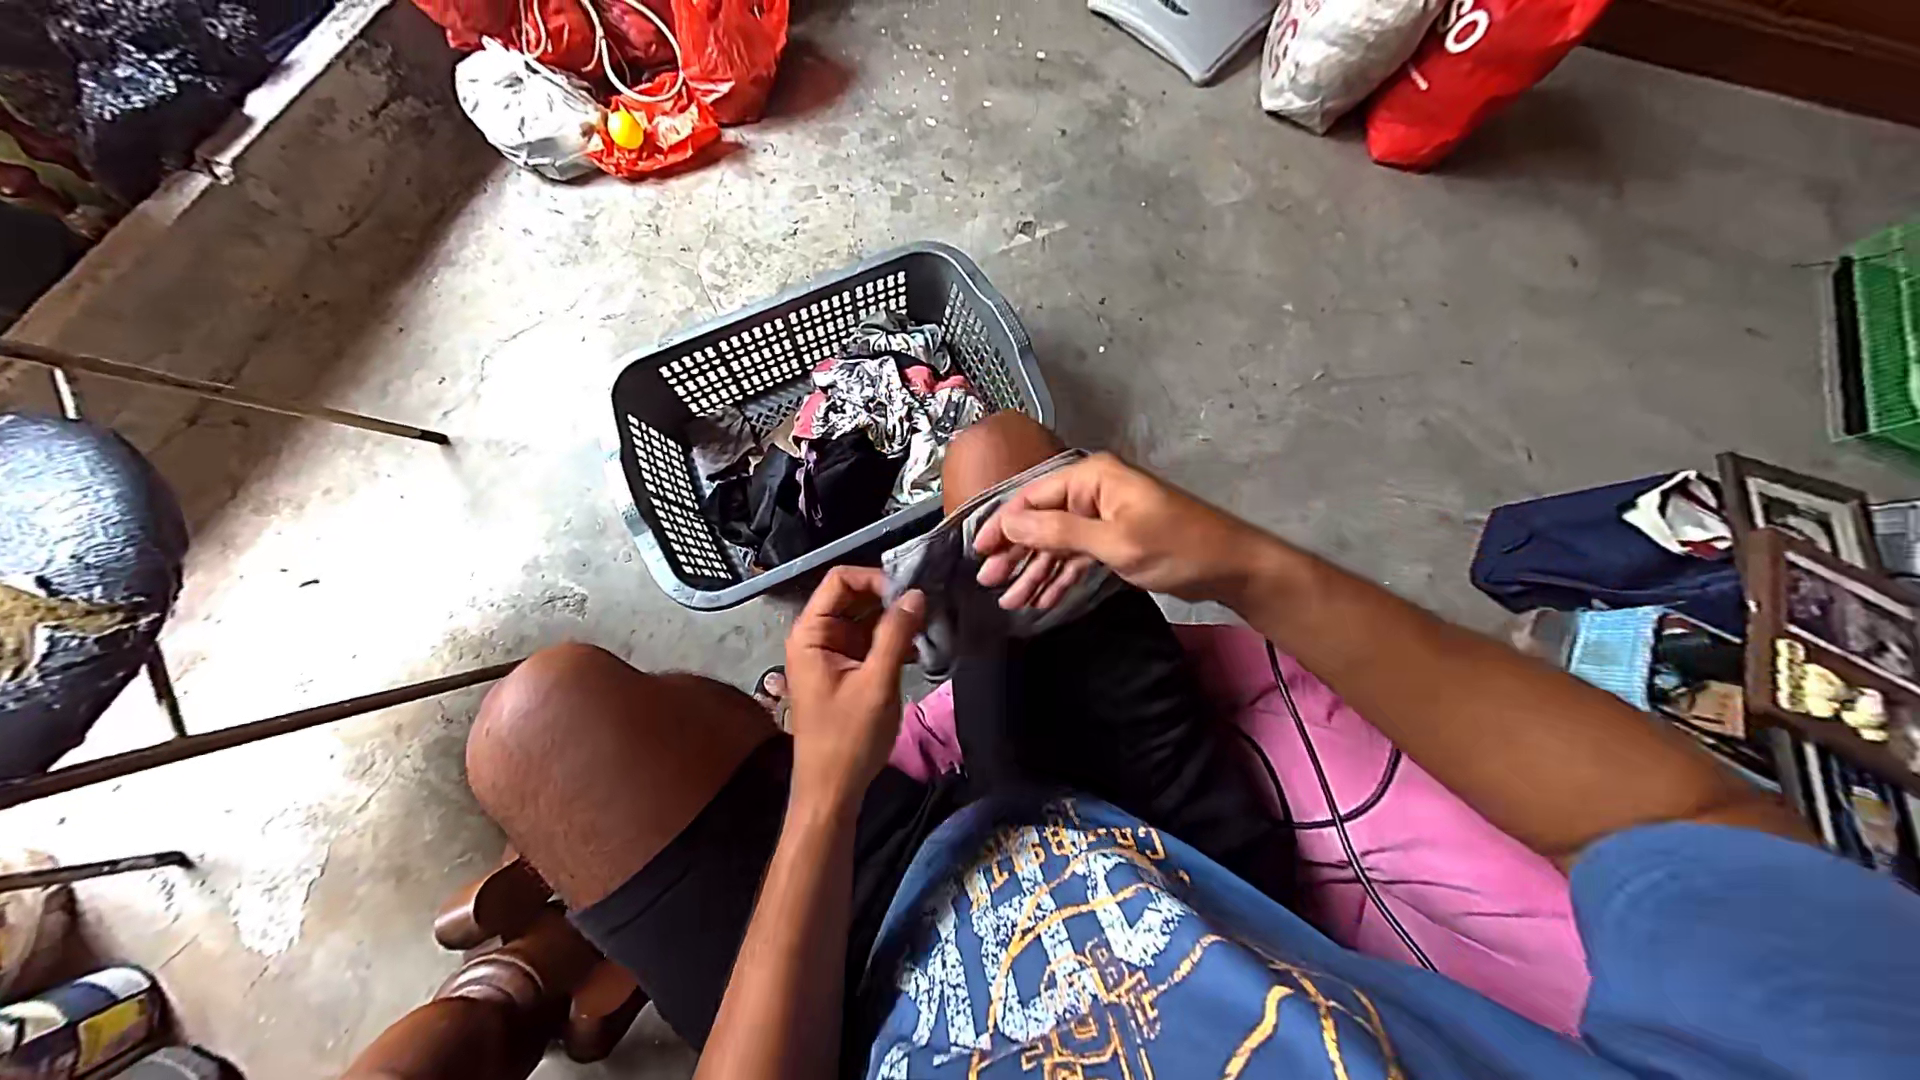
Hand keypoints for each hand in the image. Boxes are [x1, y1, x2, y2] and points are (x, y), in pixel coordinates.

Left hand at [784, 567, 925, 804]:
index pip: (840, 580)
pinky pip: (871, 640)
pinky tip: (919, 647)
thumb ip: (896, 635)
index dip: (874, 578)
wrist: (833, 790)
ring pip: (866, 617)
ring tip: (929, 624)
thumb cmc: (848, 738)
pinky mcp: (847, 668)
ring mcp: (833, 652)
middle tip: (927, 606)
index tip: (909, 593)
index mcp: (811, 633)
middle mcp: (818, 636)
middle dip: (889, 598)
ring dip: (895, 619)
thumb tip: (917, 594)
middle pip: (854, 596)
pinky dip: (893, 639)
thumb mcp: (877, 683)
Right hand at [973, 452, 1272, 608]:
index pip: (1034, 497)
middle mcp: (1092, 493)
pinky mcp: (1112, 543)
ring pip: (1056, 545)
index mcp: (1092, 478)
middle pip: (1041, 522)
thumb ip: (1059, 531)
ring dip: (1034, 572)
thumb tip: (1010, 522)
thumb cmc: (1177, 546)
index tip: (980, 550)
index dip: (1004, 524)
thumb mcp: (1114, 541)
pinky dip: (1059, 578)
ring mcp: (1102, 519)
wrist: (1231, 566)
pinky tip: (1040, 599)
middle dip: (1016, 553)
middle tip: (989, 580)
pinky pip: (1077, 559)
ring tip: (1009, 599)